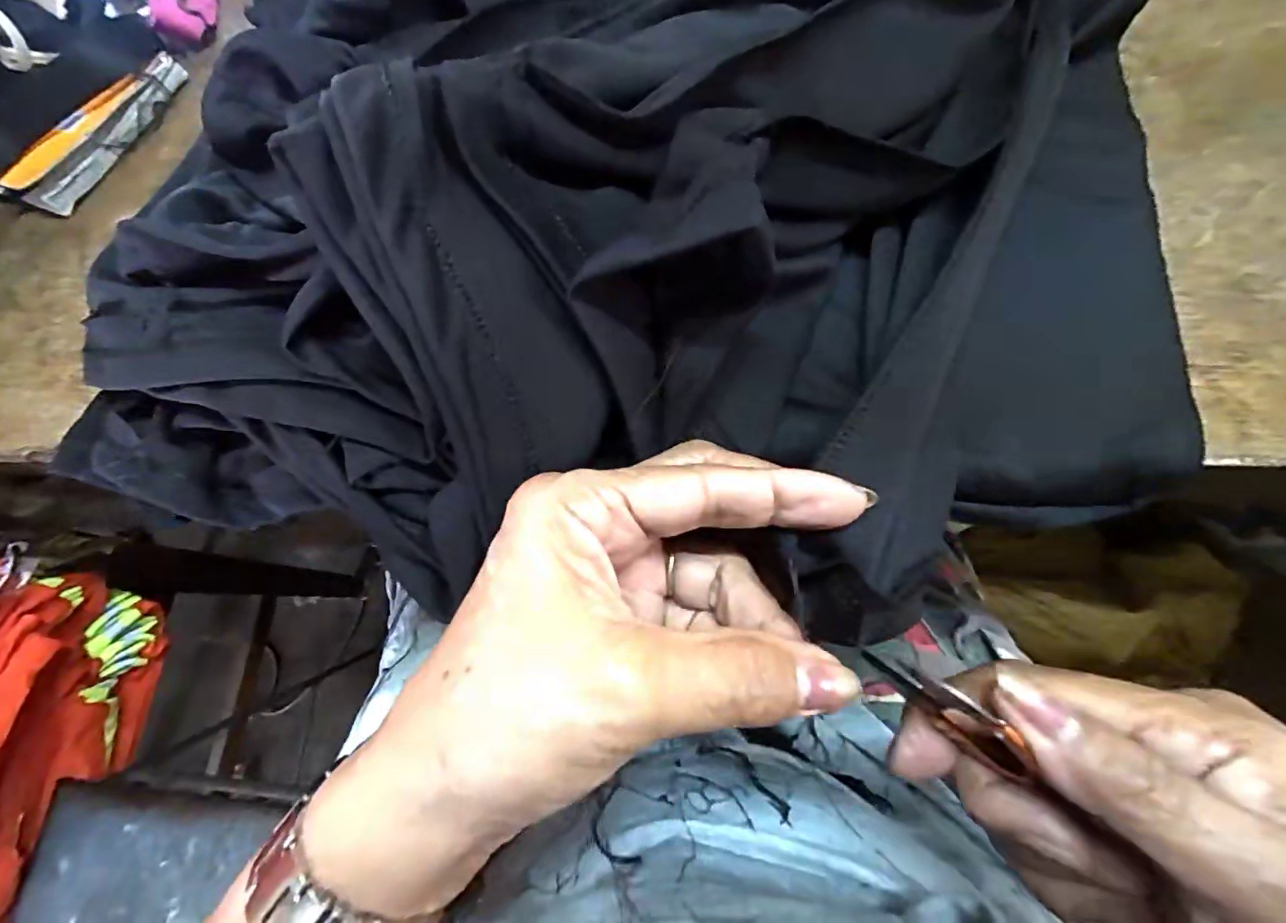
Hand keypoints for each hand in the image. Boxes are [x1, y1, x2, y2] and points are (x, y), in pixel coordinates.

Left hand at [299, 442, 869, 916]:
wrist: (436, 803)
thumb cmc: (513, 718)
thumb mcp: (632, 688)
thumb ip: (743, 678)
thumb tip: (842, 680)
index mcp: (581, 506)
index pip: (697, 482)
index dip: (779, 489)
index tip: (849, 497)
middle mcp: (598, 525)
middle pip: (707, 515)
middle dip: (773, 542)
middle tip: (843, 548)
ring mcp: (612, 572)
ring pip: (711, 573)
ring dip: (758, 614)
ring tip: (798, 664)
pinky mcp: (622, 617)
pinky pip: (698, 614)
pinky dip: (737, 641)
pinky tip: (770, 668)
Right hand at [888, 663, 1285, 922]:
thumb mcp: (1280, 879)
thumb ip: (1143, 787)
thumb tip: (1013, 697)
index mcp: (1185, 724)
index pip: (1039, 687)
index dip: (965, 708)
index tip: (909, 762)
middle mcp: (1142, 747)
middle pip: (1015, 745)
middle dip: (1035, 815)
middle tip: (1110, 882)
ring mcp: (1124, 800)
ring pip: (1021, 804)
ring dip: (1061, 865)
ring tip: (1141, 907)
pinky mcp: (1112, 850)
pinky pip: (1043, 854)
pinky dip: (1072, 890)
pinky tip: (1132, 911)